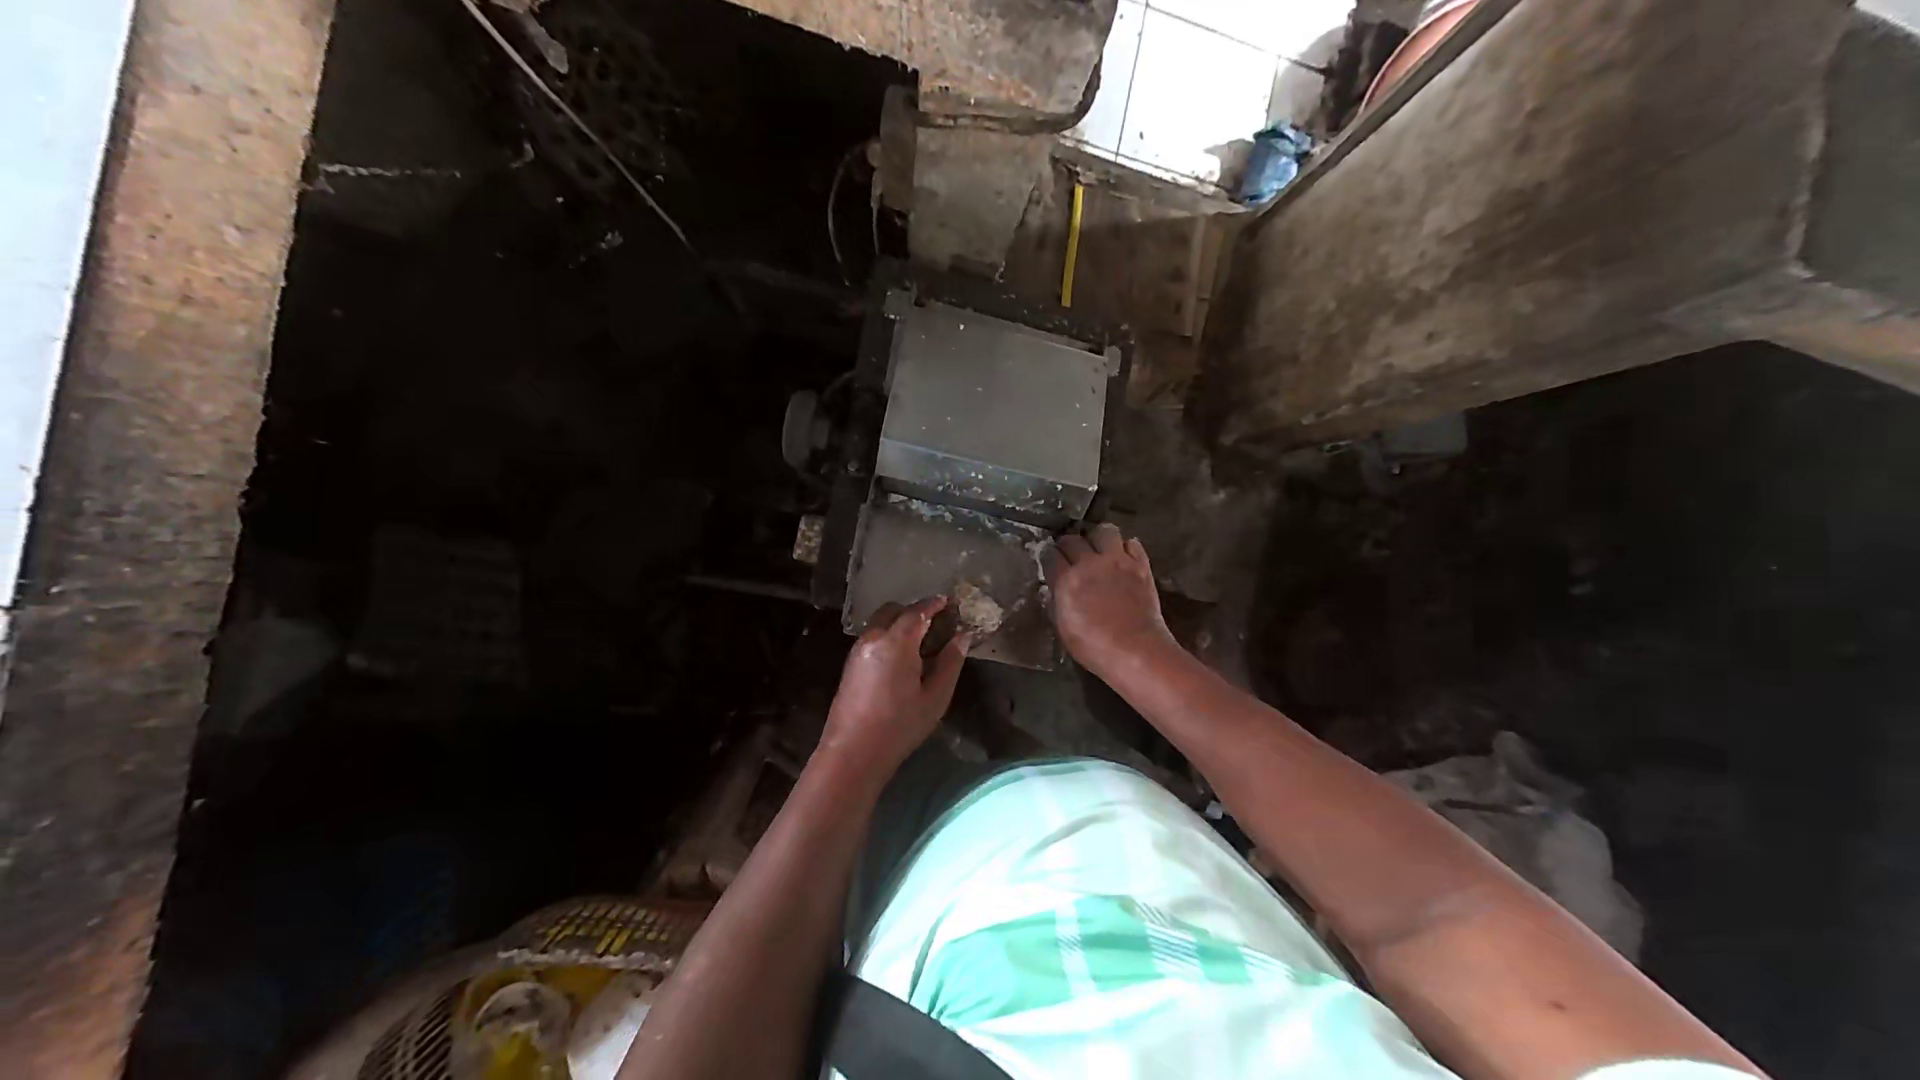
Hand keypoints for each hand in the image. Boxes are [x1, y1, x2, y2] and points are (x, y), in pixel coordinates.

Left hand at [818, 596, 969, 782]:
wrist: (852, 752)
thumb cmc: (899, 727)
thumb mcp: (935, 697)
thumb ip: (950, 662)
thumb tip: (962, 637)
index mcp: (896, 643)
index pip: (917, 611)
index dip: (934, 604)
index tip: (949, 601)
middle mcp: (873, 639)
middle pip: (893, 610)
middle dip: (914, 610)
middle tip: (935, 622)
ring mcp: (857, 651)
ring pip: (879, 622)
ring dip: (899, 622)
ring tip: (921, 640)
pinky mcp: (850, 664)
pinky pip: (872, 637)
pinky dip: (888, 635)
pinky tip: (902, 657)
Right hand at [1045, 523, 1179, 677]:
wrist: (1135, 650)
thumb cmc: (1093, 647)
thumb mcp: (1063, 627)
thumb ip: (1057, 602)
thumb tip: (1055, 589)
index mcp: (1066, 580)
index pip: (1050, 555)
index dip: (1048, 555)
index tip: (1049, 558)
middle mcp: (1089, 564)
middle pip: (1073, 539)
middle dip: (1067, 544)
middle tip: (1070, 553)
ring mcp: (1117, 562)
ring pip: (1104, 530)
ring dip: (1098, 537)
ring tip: (1098, 549)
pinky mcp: (1140, 566)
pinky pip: (1132, 544)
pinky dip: (1126, 547)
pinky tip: (1123, 558)